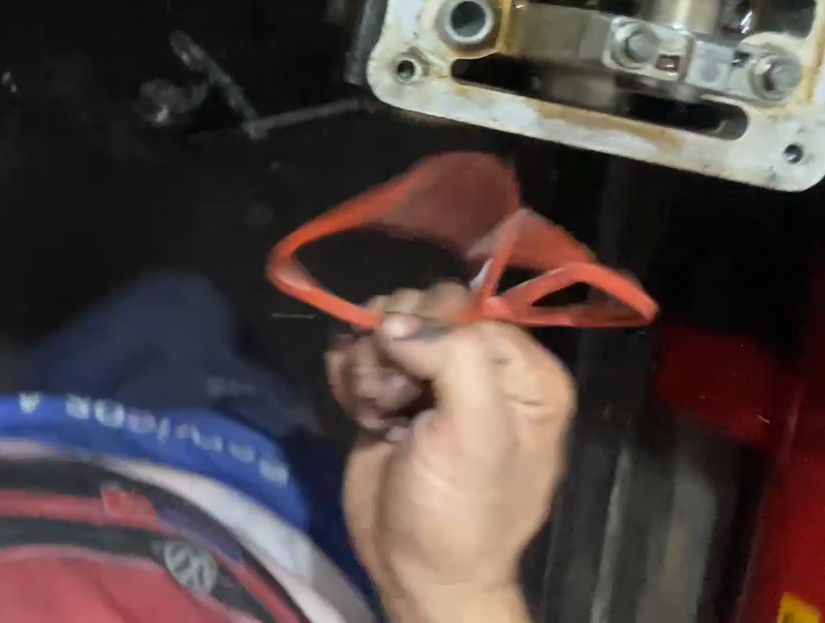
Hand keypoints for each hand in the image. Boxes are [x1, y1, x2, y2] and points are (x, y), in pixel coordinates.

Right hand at [326, 284, 573, 622]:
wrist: (410, 563)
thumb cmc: (458, 508)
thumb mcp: (474, 438)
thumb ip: (451, 361)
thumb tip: (393, 323)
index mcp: (523, 374)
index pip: (461, 307)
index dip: (425, 330)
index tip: (412, 374)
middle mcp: (479, 365)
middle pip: (413, 306)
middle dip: (386, 347)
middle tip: (394, 398)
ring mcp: (428, 374)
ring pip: (375, 324)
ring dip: (362, 365)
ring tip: (376, 410)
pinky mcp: (386, 385)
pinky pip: (351, 347)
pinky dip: (346, 376)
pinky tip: (362, 412)